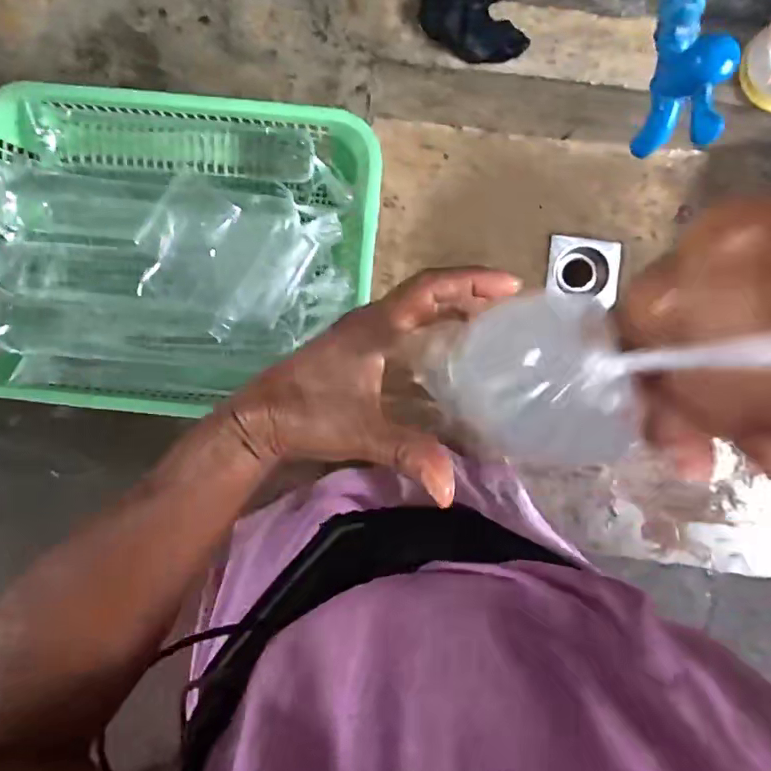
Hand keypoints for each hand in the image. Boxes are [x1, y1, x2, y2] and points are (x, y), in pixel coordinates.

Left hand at [217, 267, 521, 506]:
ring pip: (414, 309)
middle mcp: (370, 321)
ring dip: (450, 309)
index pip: (429, 288)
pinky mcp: (356, 351)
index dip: (471, 281)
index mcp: (375, 327)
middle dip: (468, 292)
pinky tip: (447, 355)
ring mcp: (361, 334)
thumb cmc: (307, 415)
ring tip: (488, 324)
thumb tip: (450, 489)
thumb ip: (408, 454)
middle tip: (508, 305)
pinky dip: (431, 329)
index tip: (510, 286)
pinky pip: (403, 327)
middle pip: (426, 292)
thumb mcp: (361, 433)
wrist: (260, 418)